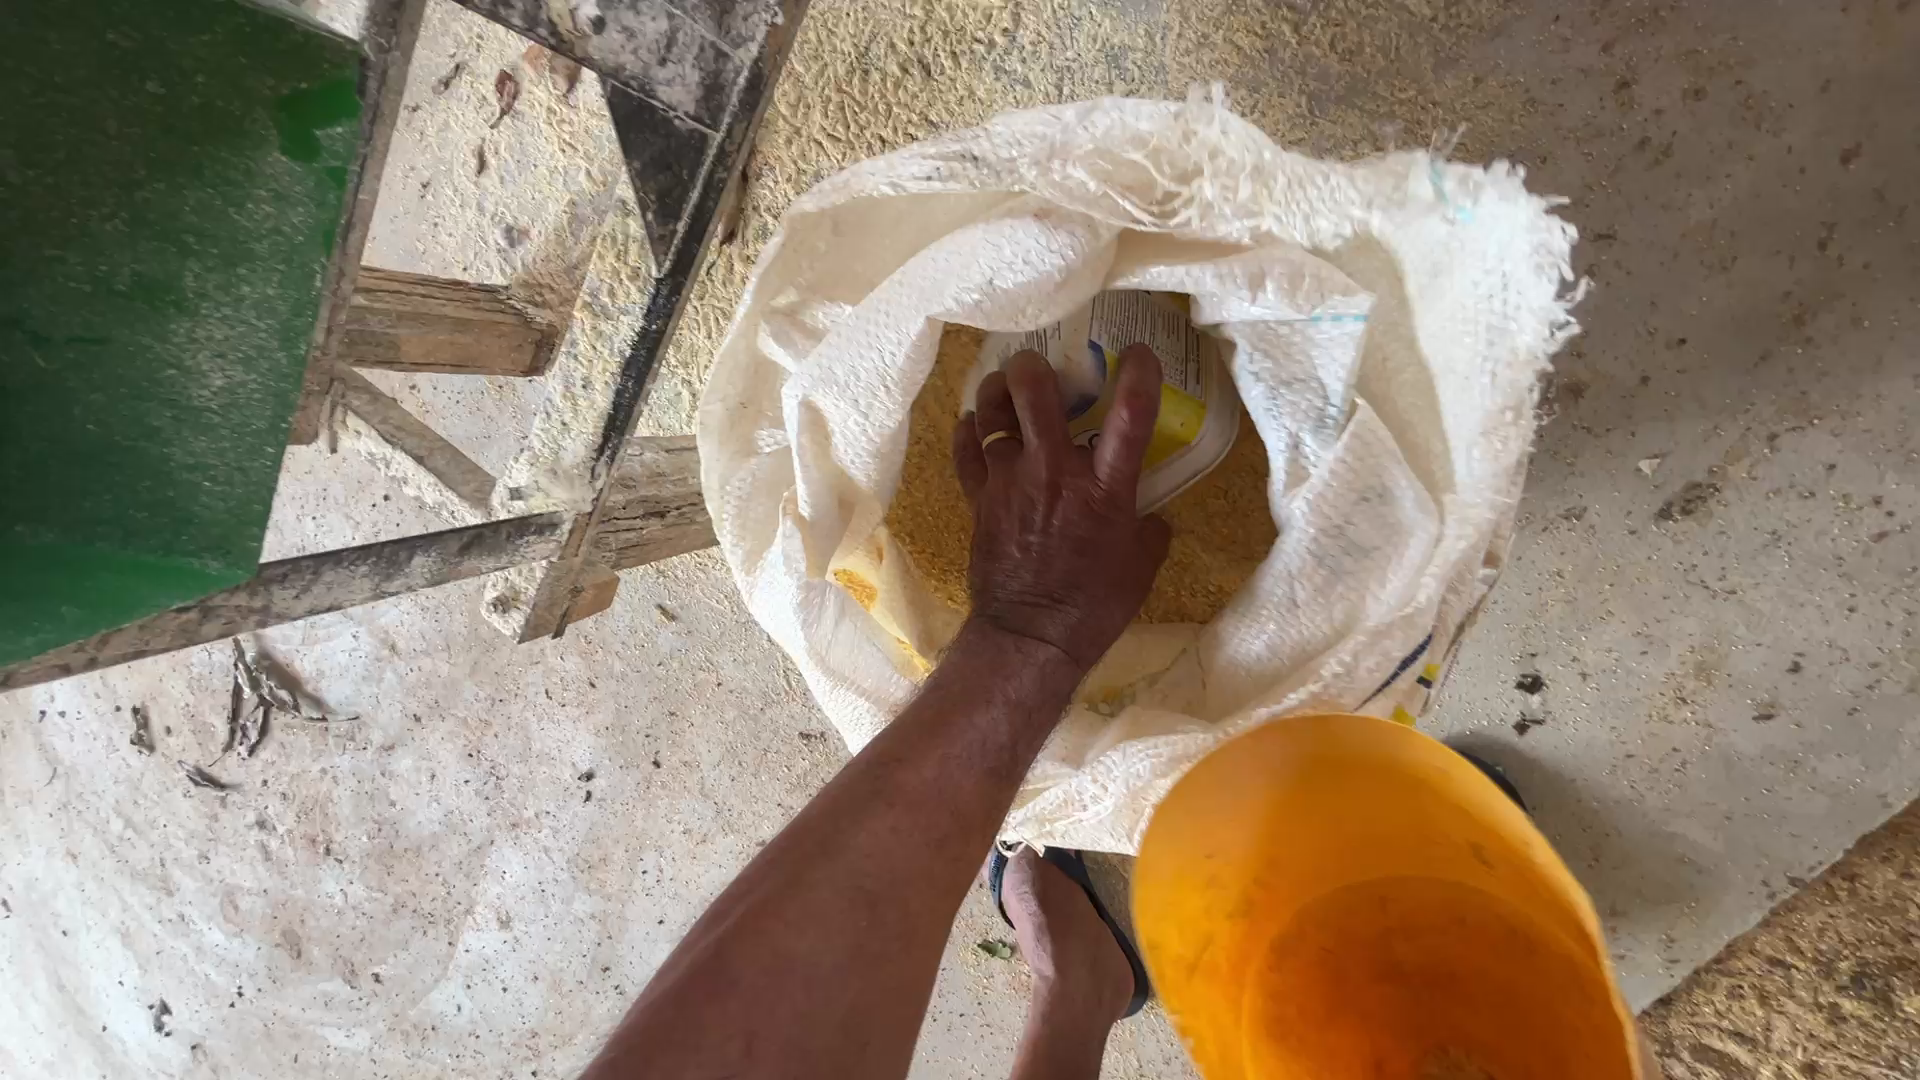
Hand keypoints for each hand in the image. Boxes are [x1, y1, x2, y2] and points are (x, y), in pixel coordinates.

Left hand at [951, 344, 1171, 671]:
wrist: (1031, 635)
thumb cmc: (1094, 606)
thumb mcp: (1141, 568)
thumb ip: (1148, 529)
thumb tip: (1146, 514)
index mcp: (1105, 487)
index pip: (1130, 415)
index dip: (1138, 374)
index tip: (1138, 352)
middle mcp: (1055, 471)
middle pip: (1036, 395)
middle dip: (1034, 367)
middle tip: (1035, 363)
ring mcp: (1010, 482)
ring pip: (991, 416)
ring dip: (994, 392)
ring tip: (999, 383)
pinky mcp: (979, 501)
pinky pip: (965, 454)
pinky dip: (966, 433)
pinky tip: (970, 423)